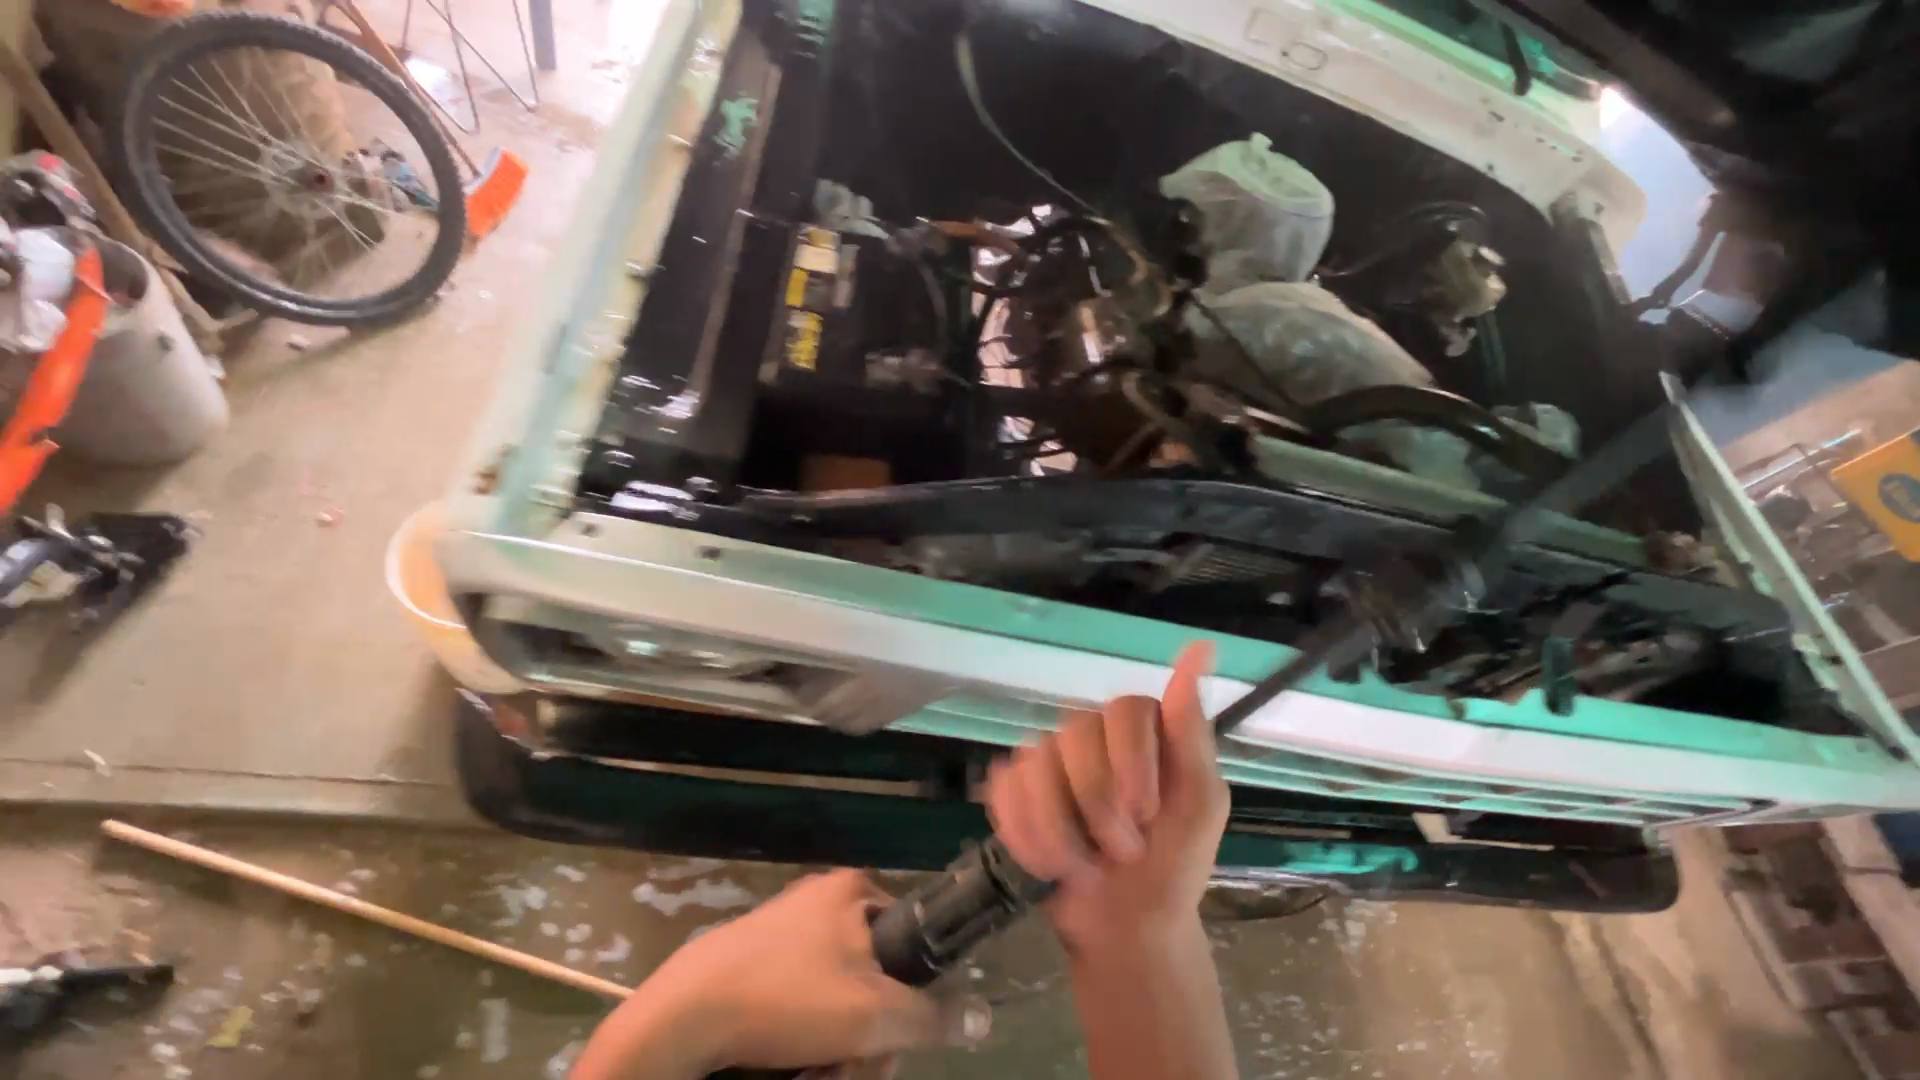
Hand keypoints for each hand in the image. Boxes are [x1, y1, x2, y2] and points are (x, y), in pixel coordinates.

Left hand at [572, 870, 984, 1079]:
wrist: (680, 1018)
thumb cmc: (786, 999)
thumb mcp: (872, 1014)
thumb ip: (932, 1016)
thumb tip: (985, 1017)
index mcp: (852, 890)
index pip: (909, 941)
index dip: (910, 998)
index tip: (888, 1039)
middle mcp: (819, 902)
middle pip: (872, 979)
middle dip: (866, 1036)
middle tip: (847, 1068)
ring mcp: (782, 932)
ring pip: (836, 1000)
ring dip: (835, 1048)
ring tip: (811, 1074)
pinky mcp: (751, 964)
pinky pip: (799, 1004)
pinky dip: (801, 1041)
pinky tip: (788, 1068)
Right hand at [982, 641, 1225, 954]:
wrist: (1129, 928)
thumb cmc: (1174, 864)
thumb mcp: (1201, 802)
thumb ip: (1191, 731)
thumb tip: (1202, 649)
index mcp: (1140, 729)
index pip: (1123, 709)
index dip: (1131, 761)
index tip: (1148, 811)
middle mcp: (1090, 734)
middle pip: (1074, 735)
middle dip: (1097, 805)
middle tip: (1123, 849)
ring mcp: (1048, 761)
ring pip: (1034, 764)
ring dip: (1061, 828)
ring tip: (1086, 864)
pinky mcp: (1015, 793)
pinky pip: (1004, 791)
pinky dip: (1026, 834)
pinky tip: (1050, 863)